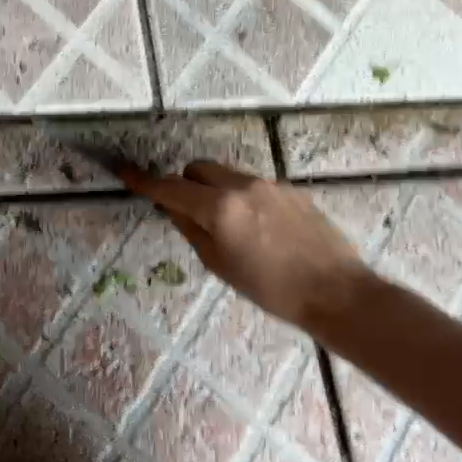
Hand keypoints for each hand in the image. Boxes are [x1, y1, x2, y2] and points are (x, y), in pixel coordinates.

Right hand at [120, 162, 374, 328]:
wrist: (338, 294)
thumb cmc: (270, 288)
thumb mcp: (218, 263)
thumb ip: (191, 229)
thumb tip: (173, 208)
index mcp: (219, 208)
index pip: (170, 188)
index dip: (143, 181)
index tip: (124, 171)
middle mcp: (242, 187)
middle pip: (197, 168)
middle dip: (185, 183)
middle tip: (188, 212)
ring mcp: (270, 186)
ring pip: (226, 174)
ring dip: (214, 189)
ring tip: (228, 224)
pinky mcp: (292, 192)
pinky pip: (253, 185)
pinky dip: (242, 197)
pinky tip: (258, 229)